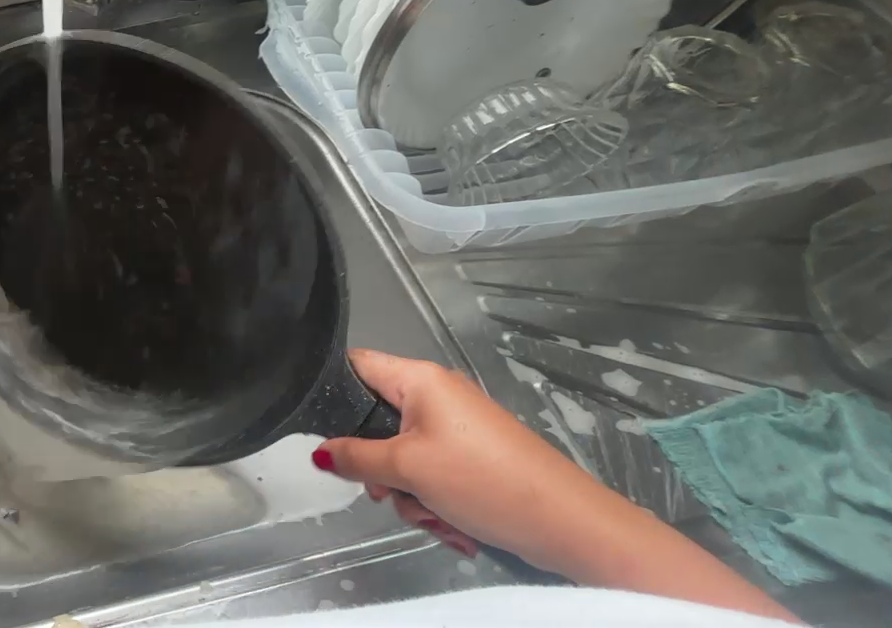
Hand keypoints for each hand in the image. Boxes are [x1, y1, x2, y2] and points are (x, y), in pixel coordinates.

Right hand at [314, 349, 635, 573]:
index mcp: (419, 379)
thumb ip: (355, 458)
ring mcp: (458, 426)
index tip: (322, 430)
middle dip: (378, 465)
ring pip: (404, 454)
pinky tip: (454, 526)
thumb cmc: (483, 482)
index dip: (332, 391)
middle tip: (386, 494)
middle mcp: (437, 394)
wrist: (572, 526)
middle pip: (377, 420)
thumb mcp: (408, 470)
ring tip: (434, 519)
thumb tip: (319, 452)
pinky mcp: (476, 456)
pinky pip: (433, 470)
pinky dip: (436, 499)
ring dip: (410, 492)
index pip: (356, 365)